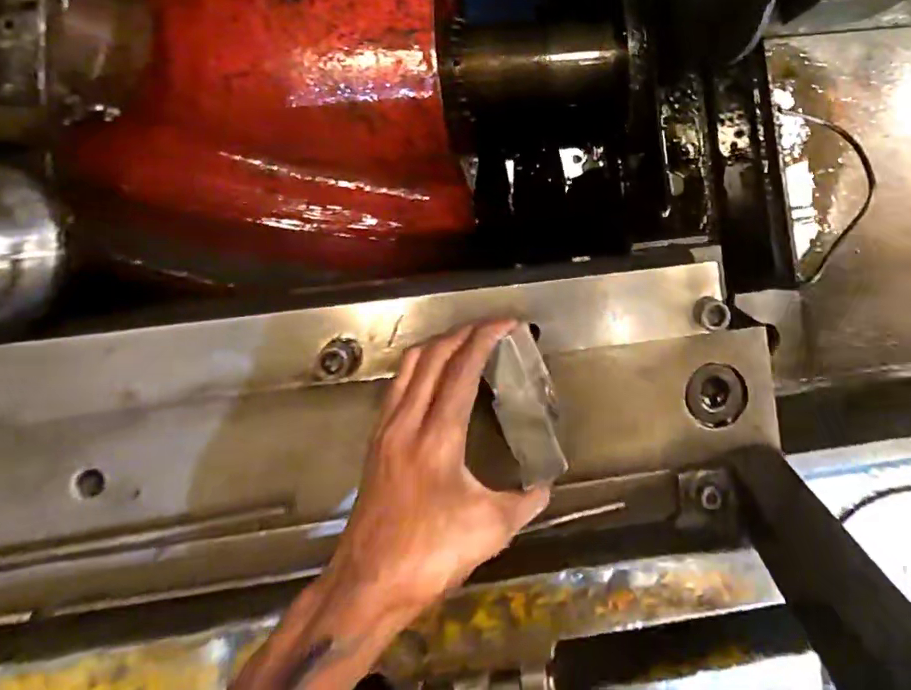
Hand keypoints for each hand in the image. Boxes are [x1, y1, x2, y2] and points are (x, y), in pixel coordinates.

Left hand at [316, 319, 551, 622]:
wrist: (366, 587)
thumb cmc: (430, 556)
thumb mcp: (490, 530)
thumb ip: (525, 501)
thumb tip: (545, 486)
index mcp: (438, 436)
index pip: (462, 368)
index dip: (485, 338)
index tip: (507, 323)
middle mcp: (408, 422)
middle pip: (433, 356)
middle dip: (463, 332)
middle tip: (491, 326)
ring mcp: (386, 431)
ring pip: (409, 367)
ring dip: (439, 345)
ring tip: (464, 341)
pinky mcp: (376, 444)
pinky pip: (398, 386)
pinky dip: (420, 367)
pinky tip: (434, 378)